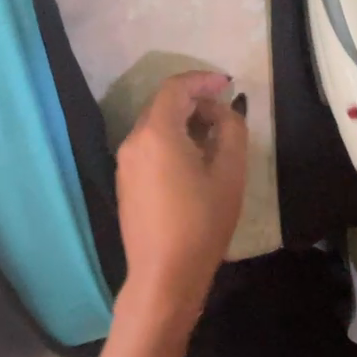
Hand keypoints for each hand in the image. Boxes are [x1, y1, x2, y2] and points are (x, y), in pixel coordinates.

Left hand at [114, 71, 248, 320]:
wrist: (164, 277)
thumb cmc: (202, 222)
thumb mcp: (229, 173)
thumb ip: (231, 130)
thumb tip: (224, 112)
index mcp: (157, 132)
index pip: (176, 88)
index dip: (203, 80)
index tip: (228, 85)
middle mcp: (133, 141)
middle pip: (163, 104)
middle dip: (195, 101)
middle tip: (226, 114)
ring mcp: (125, 163)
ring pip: (155, 125)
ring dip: (184, 121)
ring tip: (215, 138)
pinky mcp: (126, 183)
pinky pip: (149, 146)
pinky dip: (172, 140)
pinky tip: (194, 160)